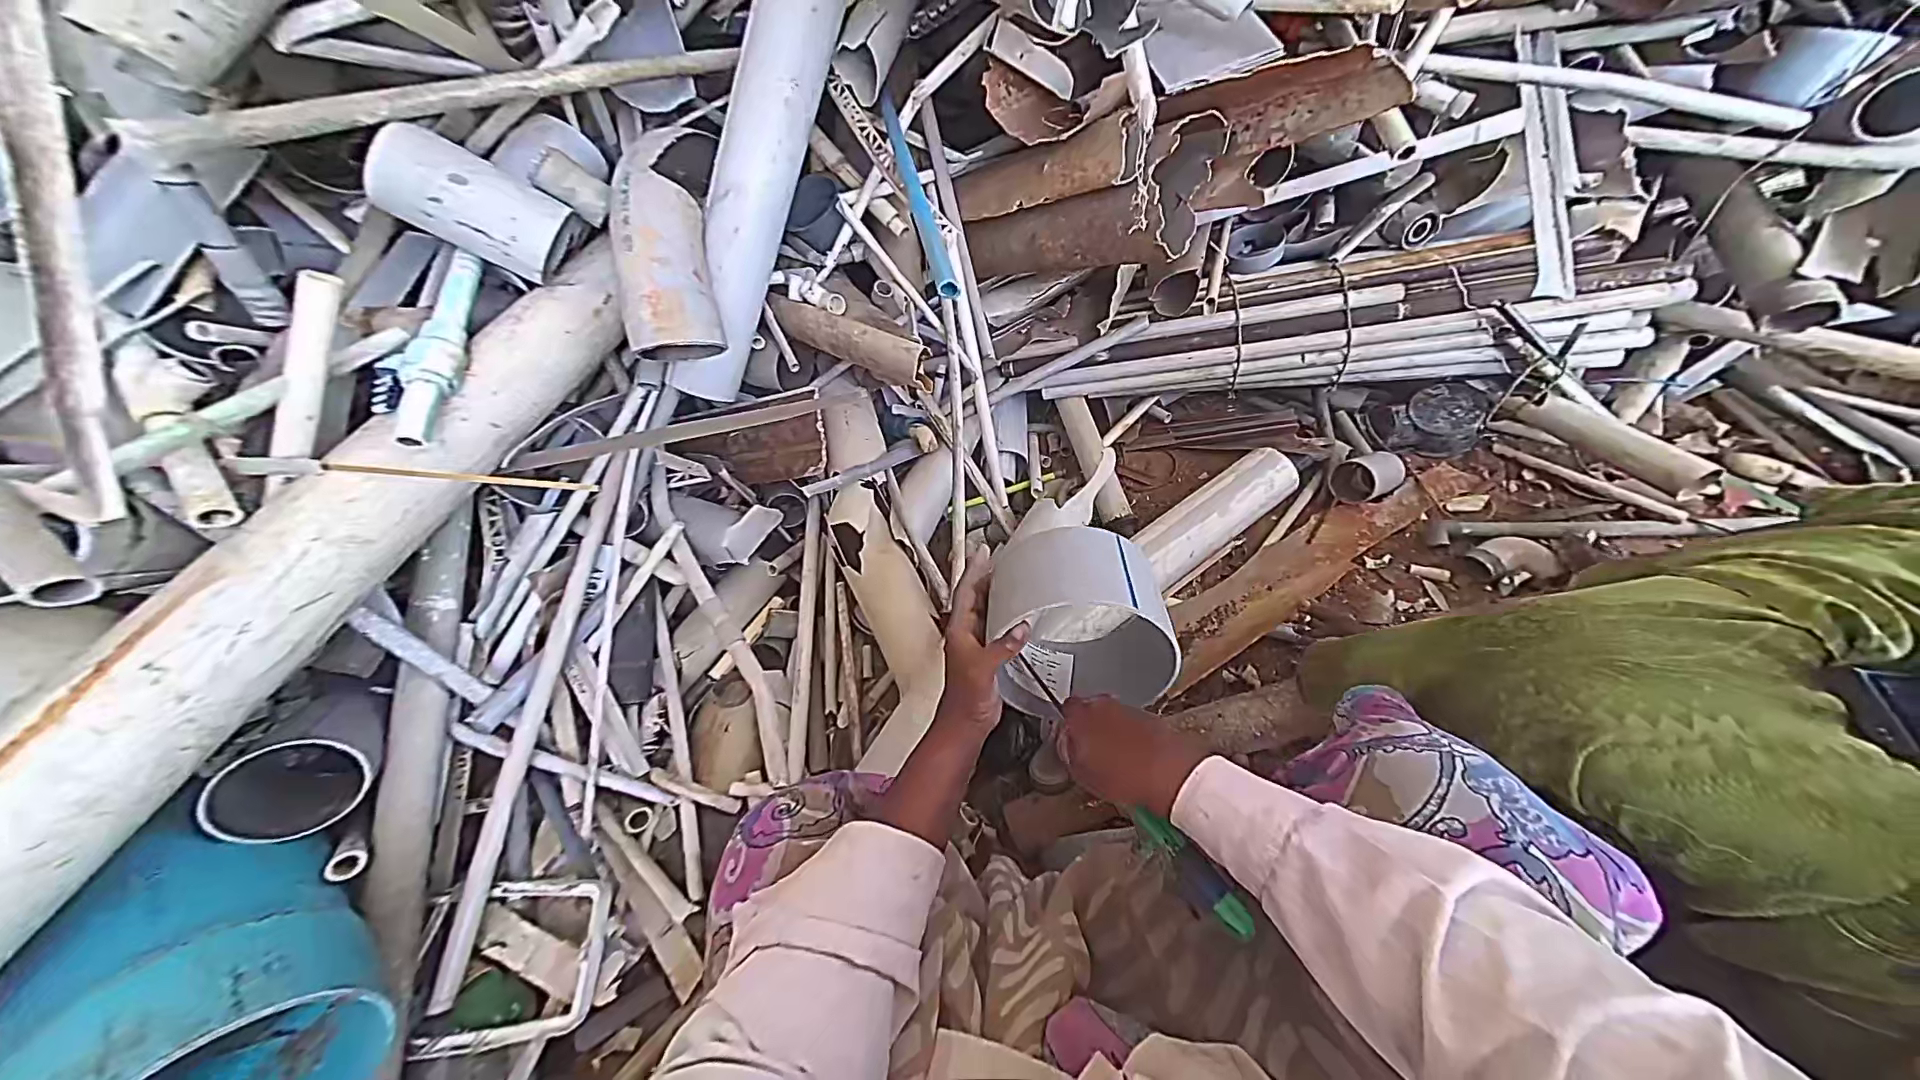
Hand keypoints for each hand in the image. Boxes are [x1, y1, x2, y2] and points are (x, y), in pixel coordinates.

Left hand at [935, 551, 1028, 737]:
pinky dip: (1007, 618)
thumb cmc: (964, 699)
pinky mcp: (988, 657)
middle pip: (975, 597)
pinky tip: (1019, 616)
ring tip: (1009, 579)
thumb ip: (1002, 647)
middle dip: (985, 577)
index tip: (982, 553)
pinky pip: (997, 628)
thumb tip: (1020, 628)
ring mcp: (976, 645)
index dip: (974, 571)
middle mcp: (965, 634)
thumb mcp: (983, 668)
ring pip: (986, 611)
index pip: (965, 592)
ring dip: (996, 595)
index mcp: (958, 631)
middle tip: (998, 559)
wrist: (965, 724)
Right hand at [1057, 696, 1211, 816]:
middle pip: (1089, 709)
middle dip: (1089, 726)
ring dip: (1112, 732)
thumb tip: (1066, 746)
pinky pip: (1133, 725)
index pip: (1065, 708)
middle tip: (1090, 751)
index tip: (1068, 739)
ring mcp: (1129, 709)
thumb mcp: (1081, 773)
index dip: (1066, 724)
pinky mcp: (1150, 717)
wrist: (1170, 773)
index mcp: (1081, 714)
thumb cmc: (1125, 774)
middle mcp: (1104, 704)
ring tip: (1115, 761)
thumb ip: (1068, 752)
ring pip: (1112, 716)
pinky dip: (1132, 737)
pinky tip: (1134, 760)